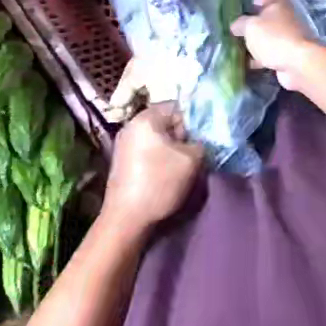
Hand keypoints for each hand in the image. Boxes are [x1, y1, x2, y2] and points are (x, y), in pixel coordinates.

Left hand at [102, 103, 204, 234]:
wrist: (126, 219)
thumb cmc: (159, 182)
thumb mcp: (191, 160)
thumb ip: (201, 143)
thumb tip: (200, 142)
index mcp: (146, 118)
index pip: (178, 106)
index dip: (194, 121)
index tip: (203, 140)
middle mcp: (131, 125)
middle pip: (167, 123)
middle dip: (183, 138)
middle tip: (195, 156)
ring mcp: (124, 144)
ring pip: (158, 139)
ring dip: (172, 151)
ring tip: (182, 169)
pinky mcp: (123, 162)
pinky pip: (148, 152)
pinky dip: (159, 160)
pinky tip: (166, 176)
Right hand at [230, 0, 318, 89]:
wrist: (298, 64)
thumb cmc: (274, 37)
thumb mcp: (250, 26)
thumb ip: (241, 24)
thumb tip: (235, 26)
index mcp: (280, 4)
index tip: (250, 6)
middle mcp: (286, 18)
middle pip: (269, 17)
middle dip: (254, 24)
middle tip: (238, 30)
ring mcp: (289, 38)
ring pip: (269, 37)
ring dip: (255, 42)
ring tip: (238, 48)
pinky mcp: (288, 55)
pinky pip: (270, 54)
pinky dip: (259, 58)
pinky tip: (246, 64)